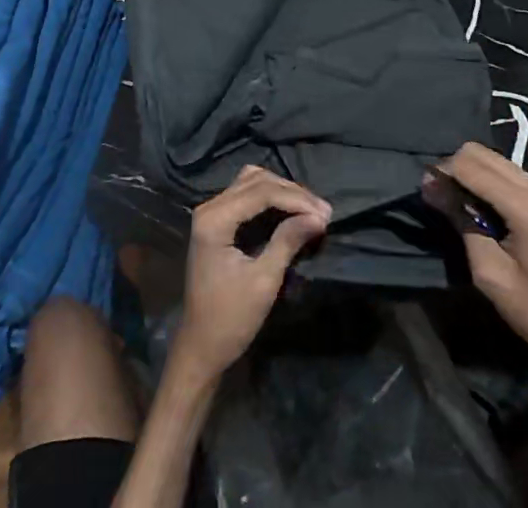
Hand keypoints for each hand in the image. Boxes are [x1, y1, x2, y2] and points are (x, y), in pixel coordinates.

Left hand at [171, 166, 331, 377]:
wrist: (202, 346)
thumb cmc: (231, 318)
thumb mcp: (264, 281)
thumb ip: (288, 241)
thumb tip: (318, 217)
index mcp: (214, 220)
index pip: (262, 192)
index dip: (297, 199)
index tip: (326, 215)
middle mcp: (209, 208)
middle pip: (257, 182)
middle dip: (293, 193)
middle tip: (324, 213)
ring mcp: (211, 214)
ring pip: (252, 183)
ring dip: (283, 192)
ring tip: (311, 210)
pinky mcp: (218, 222)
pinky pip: (247, 195)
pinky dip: (271, 198)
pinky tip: (292, 210)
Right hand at [439, 143, 527, 381]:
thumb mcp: (491, 275)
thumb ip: (461, 223)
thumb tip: (432, 188)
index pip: (472, 166)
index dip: (442, 172)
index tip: (424, 191)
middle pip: (485, 154)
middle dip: (456, 168)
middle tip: (438, 197)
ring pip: (499, 161)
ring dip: (474, 174)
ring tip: (457, 204)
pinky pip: (514, 175)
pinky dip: (492, 183)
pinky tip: (484, 210)